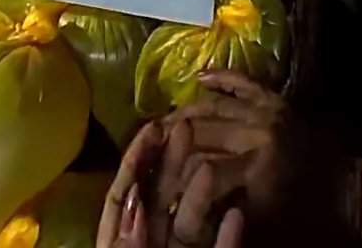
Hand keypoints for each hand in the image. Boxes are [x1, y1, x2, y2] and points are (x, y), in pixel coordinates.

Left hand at [100, 120, 244, 247]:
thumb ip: (127, 245)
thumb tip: (135, 203)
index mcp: (122, 241)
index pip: (123, 195)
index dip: (136, 159)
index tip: (152, 126)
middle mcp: (151, 242)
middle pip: (160, 199)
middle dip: (171, 161)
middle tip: (186, 126)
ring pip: (190, 223)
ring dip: (202, 193)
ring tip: (212, 164)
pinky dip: (228, 240)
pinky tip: (239, 214)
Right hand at [165, 72, 354, 242]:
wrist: (348, 193)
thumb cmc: (306, 223)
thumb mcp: (262, 229)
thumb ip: (221, 212)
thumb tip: (181, 201)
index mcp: (255, 173)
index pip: (200, 171)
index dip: (174, 178)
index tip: (154, 181)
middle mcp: (255, 136)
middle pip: (201, 134)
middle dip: (171, 140)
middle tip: (147, 143)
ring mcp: (265, 113)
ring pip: (215, 107)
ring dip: (186, 111)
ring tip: (161, 118)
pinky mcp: (274, 100)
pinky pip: (241, 82)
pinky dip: (221, 76)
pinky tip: (199, 76)